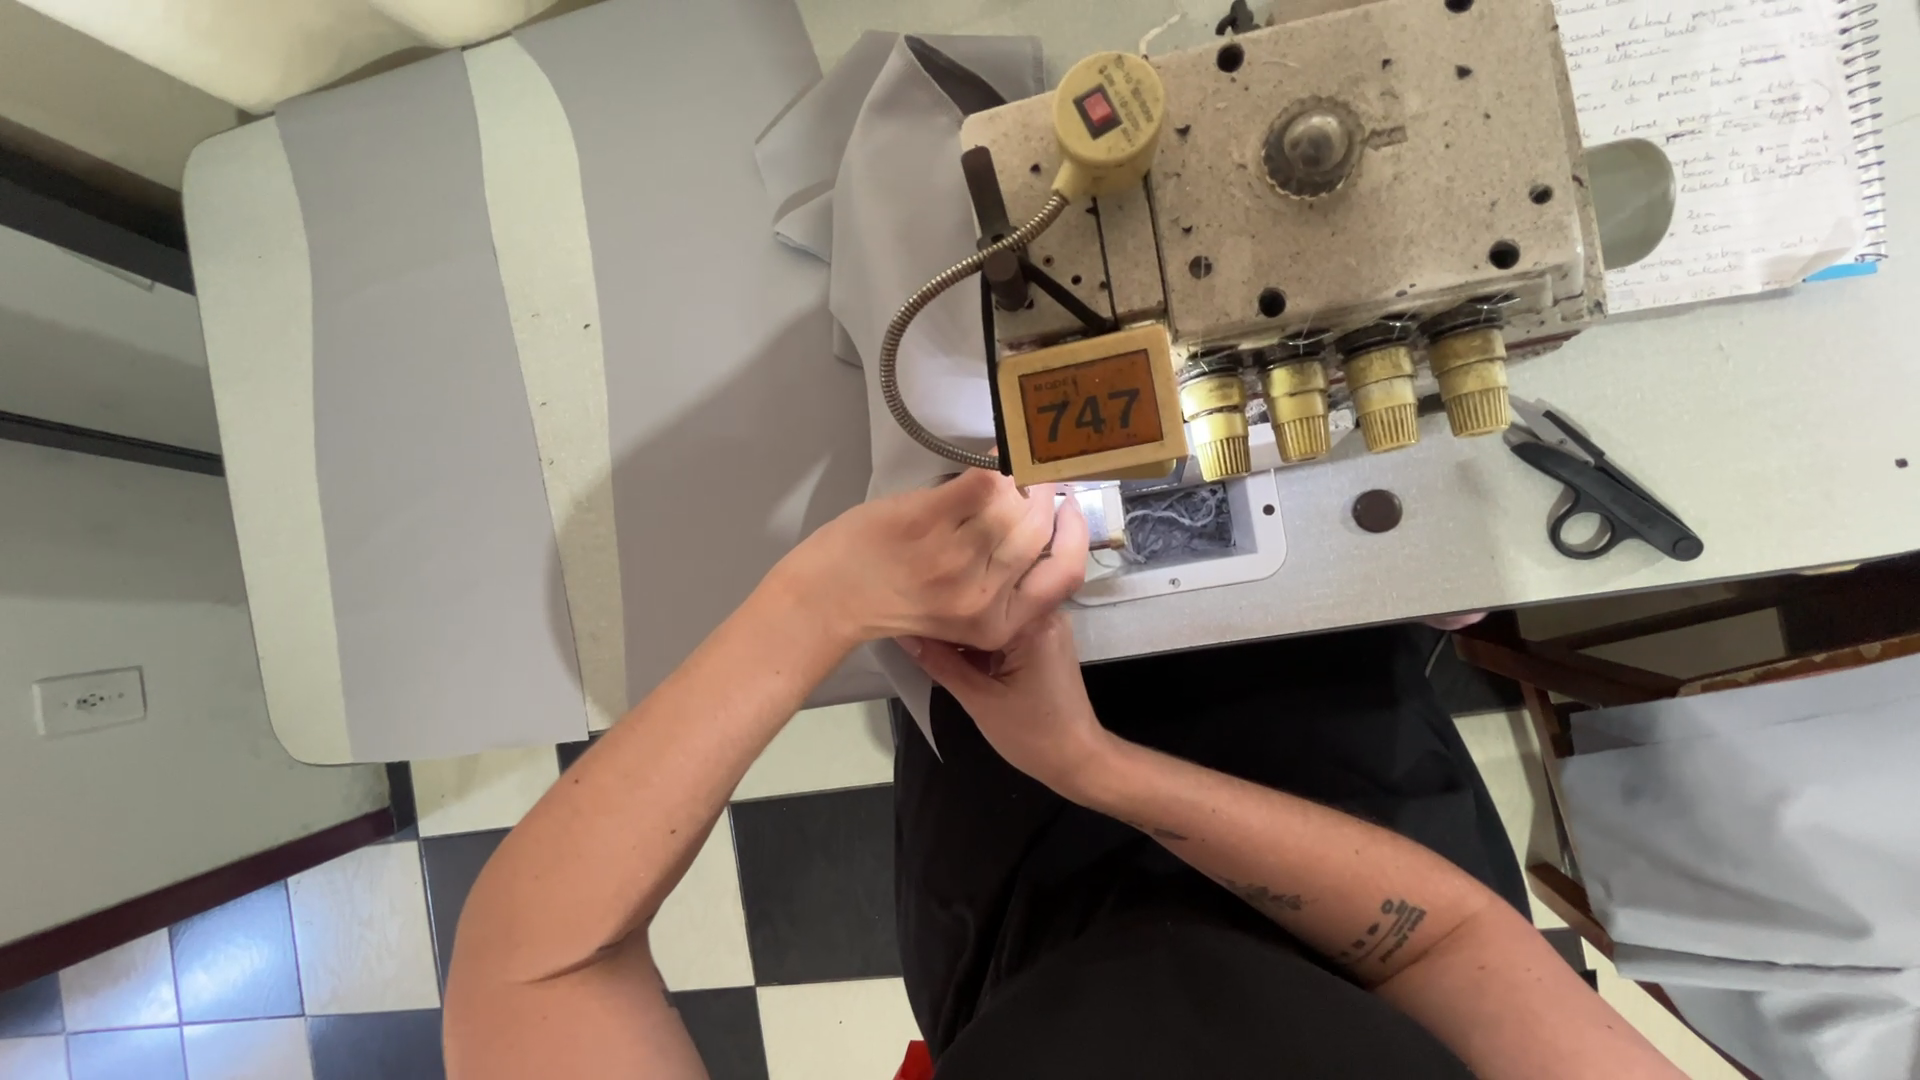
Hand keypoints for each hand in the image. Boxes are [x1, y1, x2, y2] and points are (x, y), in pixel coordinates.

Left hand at [771, 469, 1088, 651]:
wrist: (830, 598)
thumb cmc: (893, 602)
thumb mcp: (960, 611)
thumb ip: (999, 576)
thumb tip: (1033, 517)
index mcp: (996, 624)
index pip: (1064, 575)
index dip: (1074, 533)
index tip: (1069, 506)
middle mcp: (981, 597)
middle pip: (1037, 530)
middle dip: (1041, 494)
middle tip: (1034, 476)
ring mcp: (952, 559)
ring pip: (1010, 503)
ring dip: (1014, 477)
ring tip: (1005, 470)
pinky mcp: (926, 523)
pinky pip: (979, 482)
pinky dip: (987, 464)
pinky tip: (983, 461)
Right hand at [901, 612, 1115, 799]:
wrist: (1078, 760)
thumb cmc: (1033, 734)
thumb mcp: (980, 700)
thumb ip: (940, 664)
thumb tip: (904, 634)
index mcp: (1033, 621)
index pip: (978, 604)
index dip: (941, 608)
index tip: (908, 608)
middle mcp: (1045, 614)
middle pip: (988, 606)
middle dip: (952, 616)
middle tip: (912, 617)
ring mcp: (1046, 627)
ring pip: (994, 619)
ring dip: (965, 631)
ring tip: (924, 631)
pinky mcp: (1044, 642)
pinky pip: (1005, 632)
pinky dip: (981, 642)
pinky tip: (951, 650)